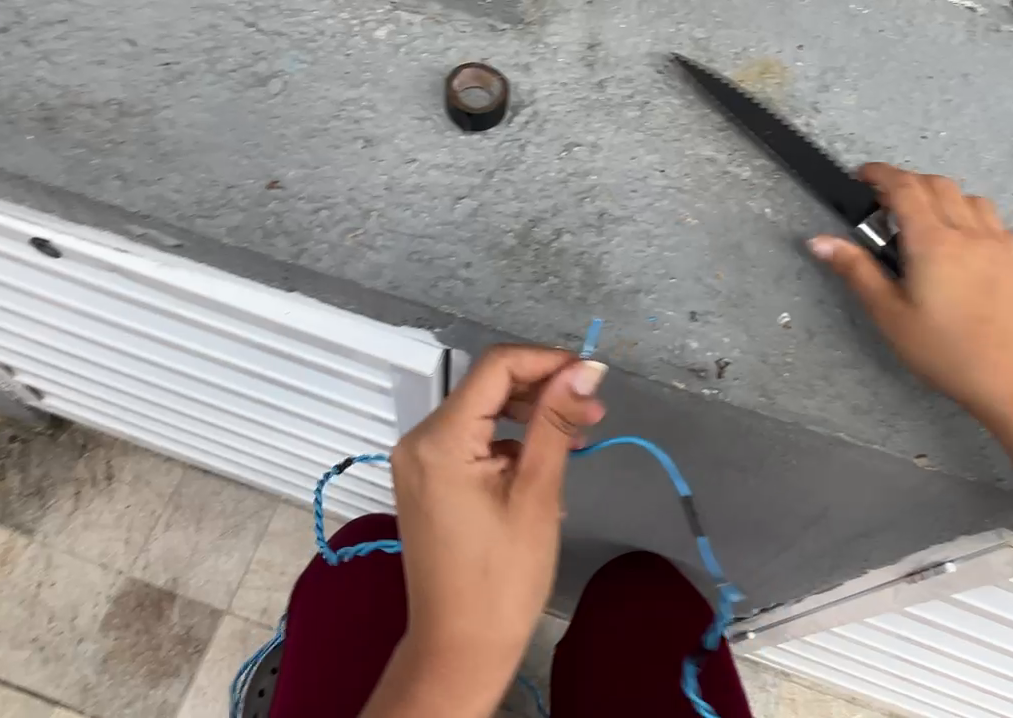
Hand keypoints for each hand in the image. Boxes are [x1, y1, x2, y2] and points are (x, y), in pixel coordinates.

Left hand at [370, 345, 606, 716]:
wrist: (459, 651)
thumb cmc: (503, 577)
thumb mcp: (537, 493)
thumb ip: (556, 421)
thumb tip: (585, 370)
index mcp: (439, 437)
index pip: (495, 367)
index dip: (546, 361)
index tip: (590, 376)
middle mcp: (419, 438)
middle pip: (488, 387)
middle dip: (543, 390)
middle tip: (592, 411)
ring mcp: (419, 459)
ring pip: (482, 411)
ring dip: (530, 415)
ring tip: (577, 435)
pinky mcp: (427, 478)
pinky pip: (471, 438)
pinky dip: (509, 439)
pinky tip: (544, 458)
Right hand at [810, 162, 1012, 434]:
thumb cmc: (949, 353)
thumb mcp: (891, 316)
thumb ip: (856, 272)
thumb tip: (819, 241)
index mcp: (934, 241)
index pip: (905, 187)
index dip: (880, 173)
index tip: (862, 175)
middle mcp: (971, 233)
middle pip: (938, 184)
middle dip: (908, 182)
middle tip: (884, 203)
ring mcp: (1003, 245)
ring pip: (971, 198)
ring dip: (942, 197)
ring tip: (924, 222)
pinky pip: (995, 222)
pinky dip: (971, 218)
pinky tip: (964, 248)